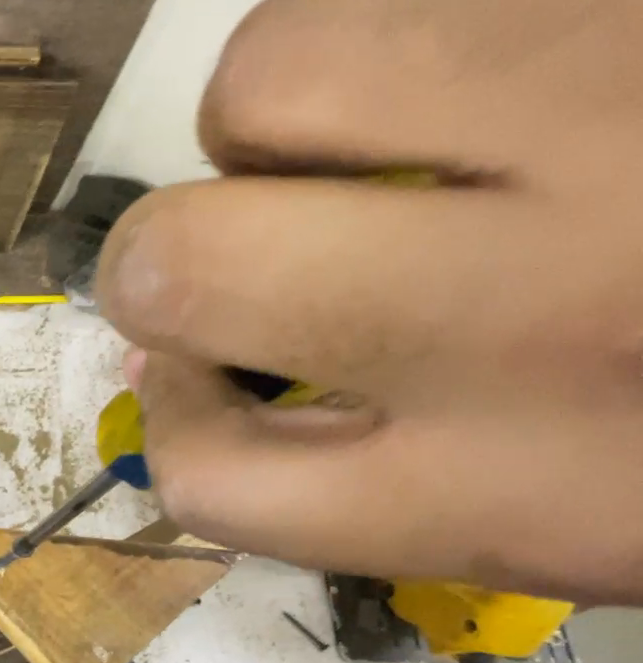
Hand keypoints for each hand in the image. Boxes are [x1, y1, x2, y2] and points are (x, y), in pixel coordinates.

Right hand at [97, 0, 642, 604]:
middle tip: (242, 247)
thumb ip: (364, 469)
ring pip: (276, 68)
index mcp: (528, 486)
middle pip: (181, 263)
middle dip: (162, 261)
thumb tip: (181, 371)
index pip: (204, 469)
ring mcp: (642, 103)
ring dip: (280, 112)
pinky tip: (530, 61)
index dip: (176, 420)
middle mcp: (555, 311)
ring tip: (389, 124)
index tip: (210, 385)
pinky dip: (437, 19)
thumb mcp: (597, 518)